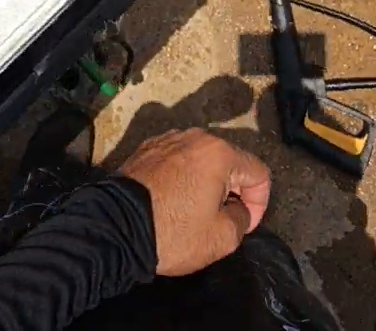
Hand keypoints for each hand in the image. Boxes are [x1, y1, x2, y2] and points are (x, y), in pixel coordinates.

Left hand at [118, 128, 271, 275]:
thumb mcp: (221, 238)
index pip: (258, 173)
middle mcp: (194, 136)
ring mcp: (168, 138)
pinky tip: (172, 199)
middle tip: (220, 219)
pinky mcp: (147, 146)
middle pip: (230, 161)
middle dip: (232, 191)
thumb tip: (238, 207)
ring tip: (193, 210)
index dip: (259, 203)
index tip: (243, 224)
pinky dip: (182, 176)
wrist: (116, 226)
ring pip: (202, 159)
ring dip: (207, 182)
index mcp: (218, 152)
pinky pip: (178, 159)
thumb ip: (242, 219)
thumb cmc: (173, 232)